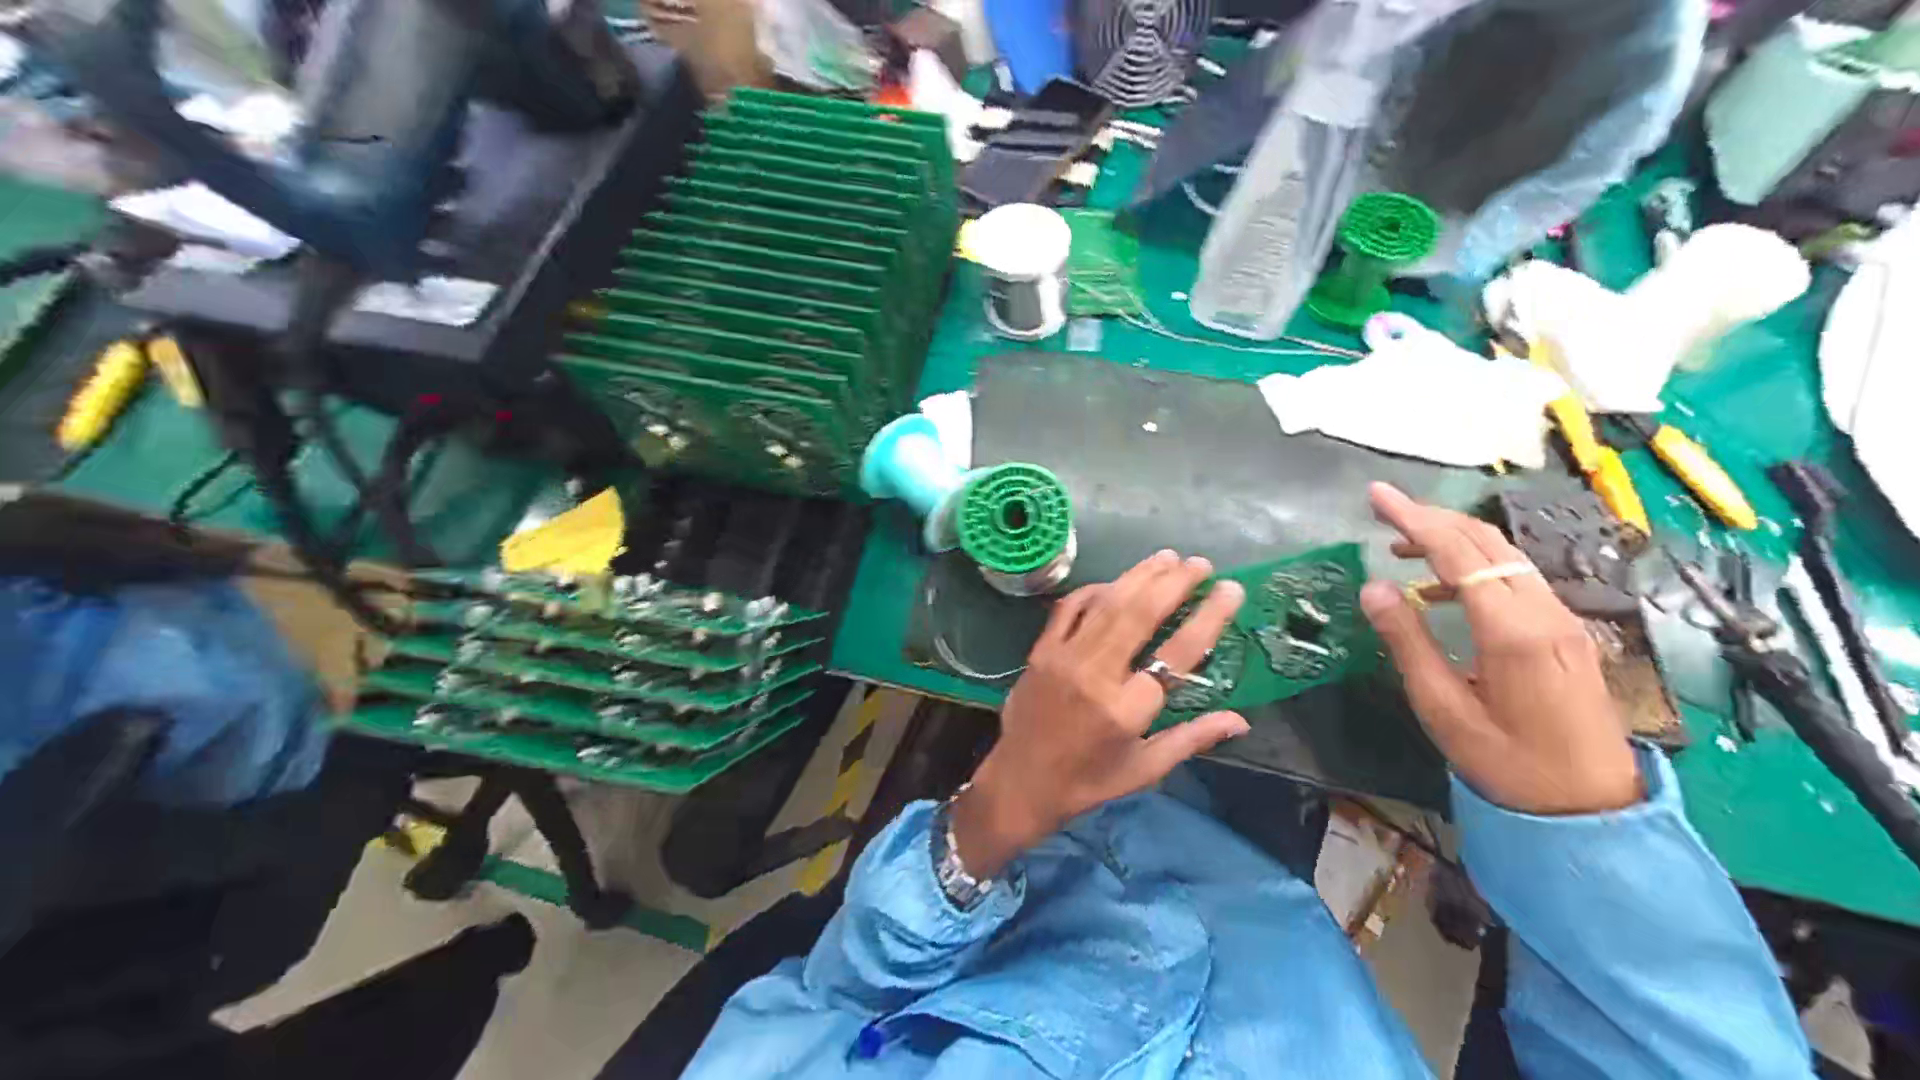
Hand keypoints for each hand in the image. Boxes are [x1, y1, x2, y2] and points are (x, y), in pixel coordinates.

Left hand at [951, 551, 1251, 876]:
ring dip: (1138, 576)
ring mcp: (1063, 657)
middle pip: (1140, 614)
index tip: (1229, 589)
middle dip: (1173, 582)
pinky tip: (1115, 582)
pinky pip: (1069, 608)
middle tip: (1200, 563)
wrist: (1020, 782)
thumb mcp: (1145, 769)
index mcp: (1127, 709)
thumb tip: (1241, 720)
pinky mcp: (1040, 651)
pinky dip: (1094, 590)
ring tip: (1167, 557)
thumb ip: (1192, 739)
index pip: (1177, 653)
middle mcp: (1095, 674)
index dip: (1207, 616)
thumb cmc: (1088, 782)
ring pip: (1106, 603)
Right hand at [1360, 482, 1641, 815]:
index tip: (1376, 496)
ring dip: (1452, 539)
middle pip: (1486, 543)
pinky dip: (1473, 566)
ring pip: (1504, 556)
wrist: (1589, 807)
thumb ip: (1407, 641)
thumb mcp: (1441, 706)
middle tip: (1382, 509)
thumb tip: (1374, 587)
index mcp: (1513, 632)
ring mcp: (1563, 620)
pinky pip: (1515, 579)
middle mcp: (1545, 613)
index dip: (1413, 519)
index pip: (1458, 554)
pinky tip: (1440, 587)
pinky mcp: (1565, 632)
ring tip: (1400, 545)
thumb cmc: (1506, 762)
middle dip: (1431, 517)